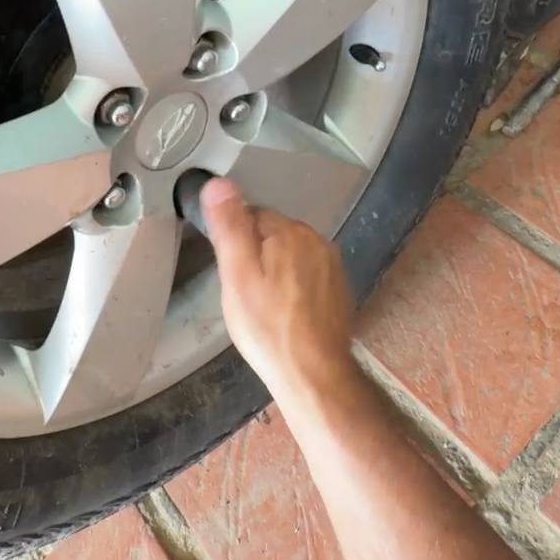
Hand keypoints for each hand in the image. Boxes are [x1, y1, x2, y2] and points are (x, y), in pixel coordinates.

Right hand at [200, 177, 357, 401]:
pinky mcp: (340, 289)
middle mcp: (316, 240)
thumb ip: (229, 226)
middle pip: (273, 234)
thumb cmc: (267, 326)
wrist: (313, 376)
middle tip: (244, 292)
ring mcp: (332, 265)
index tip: (232, 272)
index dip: (236, 242)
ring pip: (291, 255)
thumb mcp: (236, 276)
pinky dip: (295, 287)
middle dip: (256, 255)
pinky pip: (308, 275)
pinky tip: (286, 313)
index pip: (251, 215)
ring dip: (276, 270)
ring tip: (264, 305)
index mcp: (289, 231)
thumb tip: (219, 183)